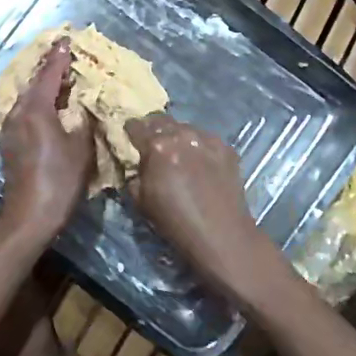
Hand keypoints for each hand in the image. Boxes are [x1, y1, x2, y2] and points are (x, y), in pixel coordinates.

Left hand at [0, 40, 94, 240]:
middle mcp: (18, 112)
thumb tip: (84, 103)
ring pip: (27, 98)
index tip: (66, 40)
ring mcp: (10, 127)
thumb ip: (83, 119)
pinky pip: (24, 112)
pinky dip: (38, 103)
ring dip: (43, 87)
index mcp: (36, 108)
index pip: (48, 74)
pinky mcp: (9, 141)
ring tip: (61, 80)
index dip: (59, 57)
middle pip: (34, 83)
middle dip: (49, 69)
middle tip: (65, 57)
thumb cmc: (60, 178)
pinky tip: (50, 107)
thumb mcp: (82, 146)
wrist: (30, 213)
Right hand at [126, 114, 257, 282]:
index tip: (129, 139)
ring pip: (184, 127)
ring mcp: (207, 139)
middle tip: (152, 144)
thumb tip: (136, 163)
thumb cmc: (175, 221)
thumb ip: (135, 172)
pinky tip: (200, 162)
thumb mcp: (140, 198)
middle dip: (152, 129)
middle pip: (160, 120)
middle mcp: (181, 135)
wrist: (222, 236)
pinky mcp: (226, 148)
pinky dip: (198, 145)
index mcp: (156, 146)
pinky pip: (205, 139)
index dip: (129, 132)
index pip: (135, 125)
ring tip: (178, 153)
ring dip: (177, 136)